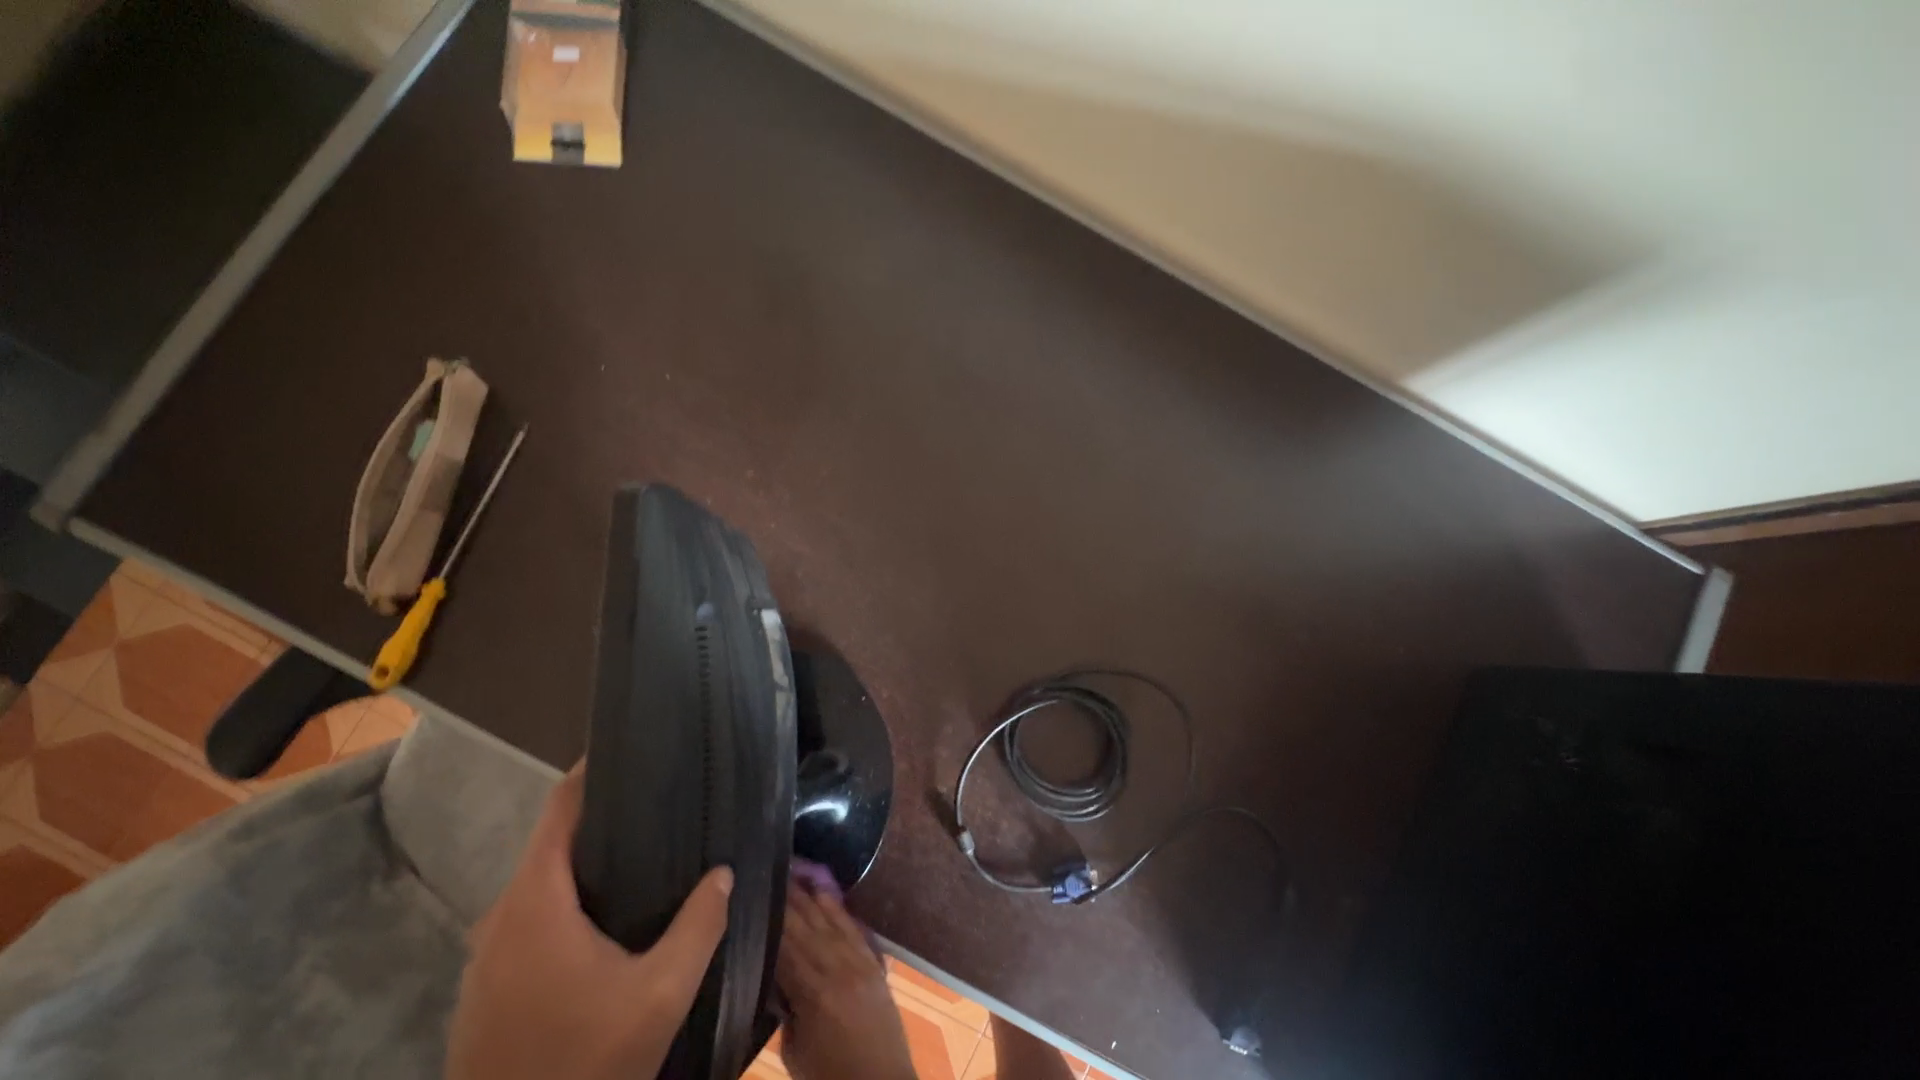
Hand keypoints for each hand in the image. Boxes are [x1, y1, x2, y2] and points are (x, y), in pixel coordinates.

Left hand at [445, 764, 733, 1079]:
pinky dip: (564, 908)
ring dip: (583, 870)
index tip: (632, 753)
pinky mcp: (484, 988)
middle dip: (601, 824)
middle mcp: (500, 916)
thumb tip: (723, 873)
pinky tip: (605, 927)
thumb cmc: (584, 1061)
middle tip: (659, 811)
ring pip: (539, 888)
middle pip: (550, 847)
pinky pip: (528, 924)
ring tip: (642, 861)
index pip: (559, 811)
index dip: (592, 775)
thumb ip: (697, 927)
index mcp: (535, 902)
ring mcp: (485, 955)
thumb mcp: (659, 996)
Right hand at [777, 884, 916, 1079]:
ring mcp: (860, 964)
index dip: (767, 920)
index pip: (784, 947)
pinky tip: (824, 891)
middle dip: (784, 898)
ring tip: (790, 869)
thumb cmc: (829, 1078)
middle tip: (765, 871)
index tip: (749, 895)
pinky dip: (837, 908)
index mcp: (813, 993)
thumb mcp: (794, 1049)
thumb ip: (785, 1007)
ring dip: (809, 895)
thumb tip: (774, 976)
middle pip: (805, 926)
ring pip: (829, 920)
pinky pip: (853, 929)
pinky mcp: (874, 965)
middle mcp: (837, 969)